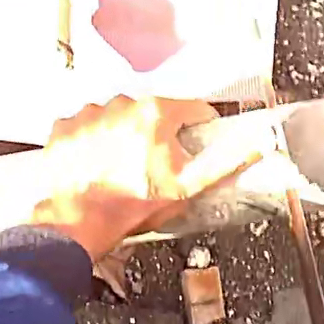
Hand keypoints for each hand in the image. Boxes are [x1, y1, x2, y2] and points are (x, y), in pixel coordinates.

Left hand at [30, 96, 255, 258]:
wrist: (79, 220)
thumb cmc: (134, 204)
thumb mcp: (190, 185)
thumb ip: (227, 161)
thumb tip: (258, 144)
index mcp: (156, 113)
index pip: (193, 109)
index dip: (201, 129)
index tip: (195, 145)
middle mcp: (121, 103)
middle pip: (155, 114)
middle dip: (160, 135)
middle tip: (156, 167)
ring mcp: (89, 113)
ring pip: (120, 118)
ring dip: (125, 136)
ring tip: (124, 168)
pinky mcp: (65, 127)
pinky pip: (89, 126)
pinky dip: (95, 141)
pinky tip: (99, 164)